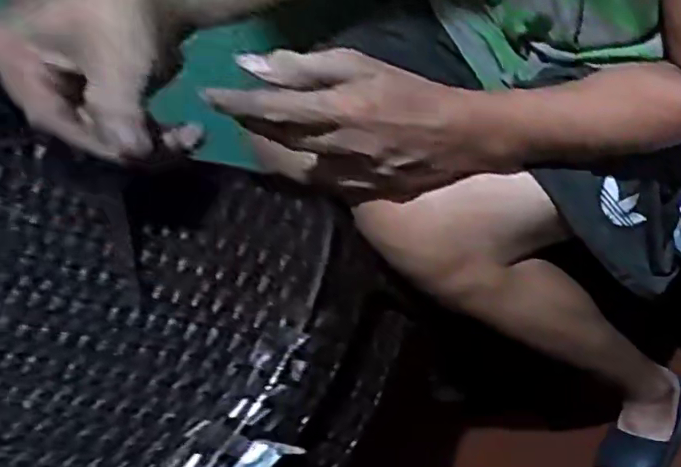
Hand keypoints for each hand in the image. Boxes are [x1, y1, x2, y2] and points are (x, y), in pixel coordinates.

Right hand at [0, 0, 196, 160]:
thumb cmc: (116, 20)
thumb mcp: (117, 68)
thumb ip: (117, 112)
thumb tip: (130, 155)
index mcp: (14, 62)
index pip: (57, 124)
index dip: (109, 148)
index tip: (158, 154)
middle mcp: (29, 74)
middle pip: (86, 132)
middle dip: (141, 147)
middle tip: (186, 142)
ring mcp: (64, 82)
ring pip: (112, 134)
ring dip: (157, 144)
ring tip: (192, 135)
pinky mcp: (97, 89)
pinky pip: (127, 125)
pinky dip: (159, 135)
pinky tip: (188, 132)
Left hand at [204, 49, 491, 199]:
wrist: (470, 135)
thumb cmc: (416, 93)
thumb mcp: (359, 64)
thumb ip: (305, 66)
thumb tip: (253, 67)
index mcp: (337, 111)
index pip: (270, 108)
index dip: (235, 103)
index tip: (210, 97)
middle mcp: (348, 147)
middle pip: (287, 140)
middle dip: (258, 127)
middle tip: (241, 117)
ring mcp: (368, 173)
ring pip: (312, 167)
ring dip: (289, 155)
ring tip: (276, 143)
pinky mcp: (387, 188)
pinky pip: (344, 185)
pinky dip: (323, 175)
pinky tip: (319, 167)